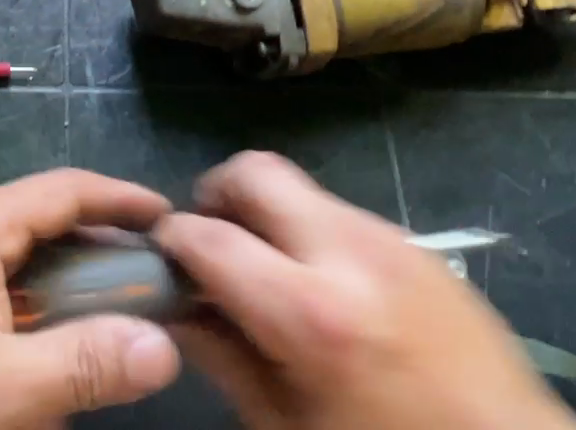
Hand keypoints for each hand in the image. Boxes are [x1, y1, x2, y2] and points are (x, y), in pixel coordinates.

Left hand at [0, 169, 180, 429]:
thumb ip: (83, 364)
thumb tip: (165, 345)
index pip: (70, 190)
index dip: (126, 200)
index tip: (178, 221)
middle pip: (54, 221)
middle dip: (109, 250)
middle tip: (165, 285)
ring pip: (32, 257)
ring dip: (77, 283)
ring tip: (126, 314)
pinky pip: (6, 284)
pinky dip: (43, 306)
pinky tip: (62, 343)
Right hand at [152, 152, 575, 429]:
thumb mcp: (286, 426)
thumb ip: (223, 357)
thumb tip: (176, 308)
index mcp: (312, 312)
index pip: (210, 238)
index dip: (172, 239)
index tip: (161, 254)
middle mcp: (349, 253)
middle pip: (256, 172)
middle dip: (217, 193)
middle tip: (210, 237)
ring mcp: (388, 239)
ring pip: (298, 187)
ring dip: (267, 213)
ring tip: (268, 266)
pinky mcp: (415, 242)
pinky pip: (340, 213)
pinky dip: (310, 231)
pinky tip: (321, 283)